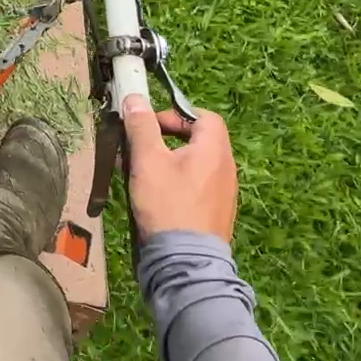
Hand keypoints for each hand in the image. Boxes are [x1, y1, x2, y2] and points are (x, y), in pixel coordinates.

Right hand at [121, 93, 237, 241]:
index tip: (151, 125)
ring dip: (168, 159)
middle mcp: (225, 169)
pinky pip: (196, 183)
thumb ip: (142, 126)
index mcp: (214, 152)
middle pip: (199, 139)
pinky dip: (176, 179)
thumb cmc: (167, 204)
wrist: (186, 262)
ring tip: (142, 170)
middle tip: (142, 146)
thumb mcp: (148, 160)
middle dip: (166, 137)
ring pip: (194, 162)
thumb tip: (135, 98)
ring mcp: (223, 193)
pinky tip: (154, 192)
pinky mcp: (215, 212)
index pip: (204, 117)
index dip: (176, 114)